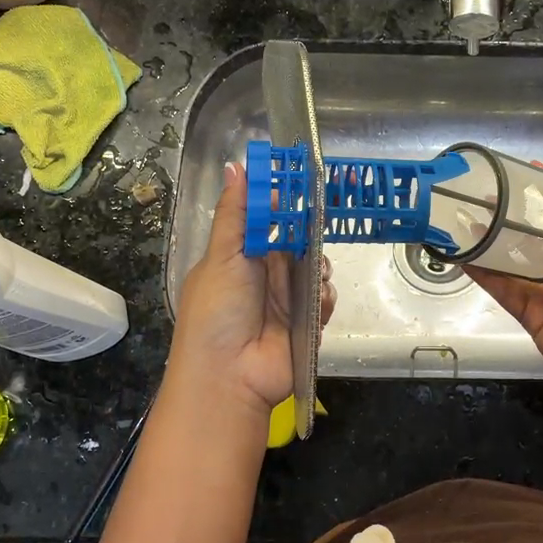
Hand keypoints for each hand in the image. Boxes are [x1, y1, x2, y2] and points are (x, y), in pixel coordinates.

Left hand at [171, 162, 333, 415]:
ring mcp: (287, 299)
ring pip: (316, 269)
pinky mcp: (307, 322)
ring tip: (312, 280)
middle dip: (311, 234)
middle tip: (321, 226)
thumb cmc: (217, 310)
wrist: (230, 376)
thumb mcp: (221, 256)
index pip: (269, 219)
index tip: (305, 182)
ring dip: (318, 270)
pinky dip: (324, 299)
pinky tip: (316, 304)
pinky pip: (325, 299)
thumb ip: (236, 213)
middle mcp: (265, 275)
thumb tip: (236, 166)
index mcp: (241, 256)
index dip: (286, 201)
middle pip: (299, 242)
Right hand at [467, 198, 542, 415]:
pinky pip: (504, 290)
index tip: (528, 173)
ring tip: (468, 218)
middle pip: (532, 238)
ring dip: (492, 241)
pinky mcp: (528, 314)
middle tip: (487, 193)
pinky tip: (466, 256)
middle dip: (512, 217)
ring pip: (513, 261)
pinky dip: (484, 274)